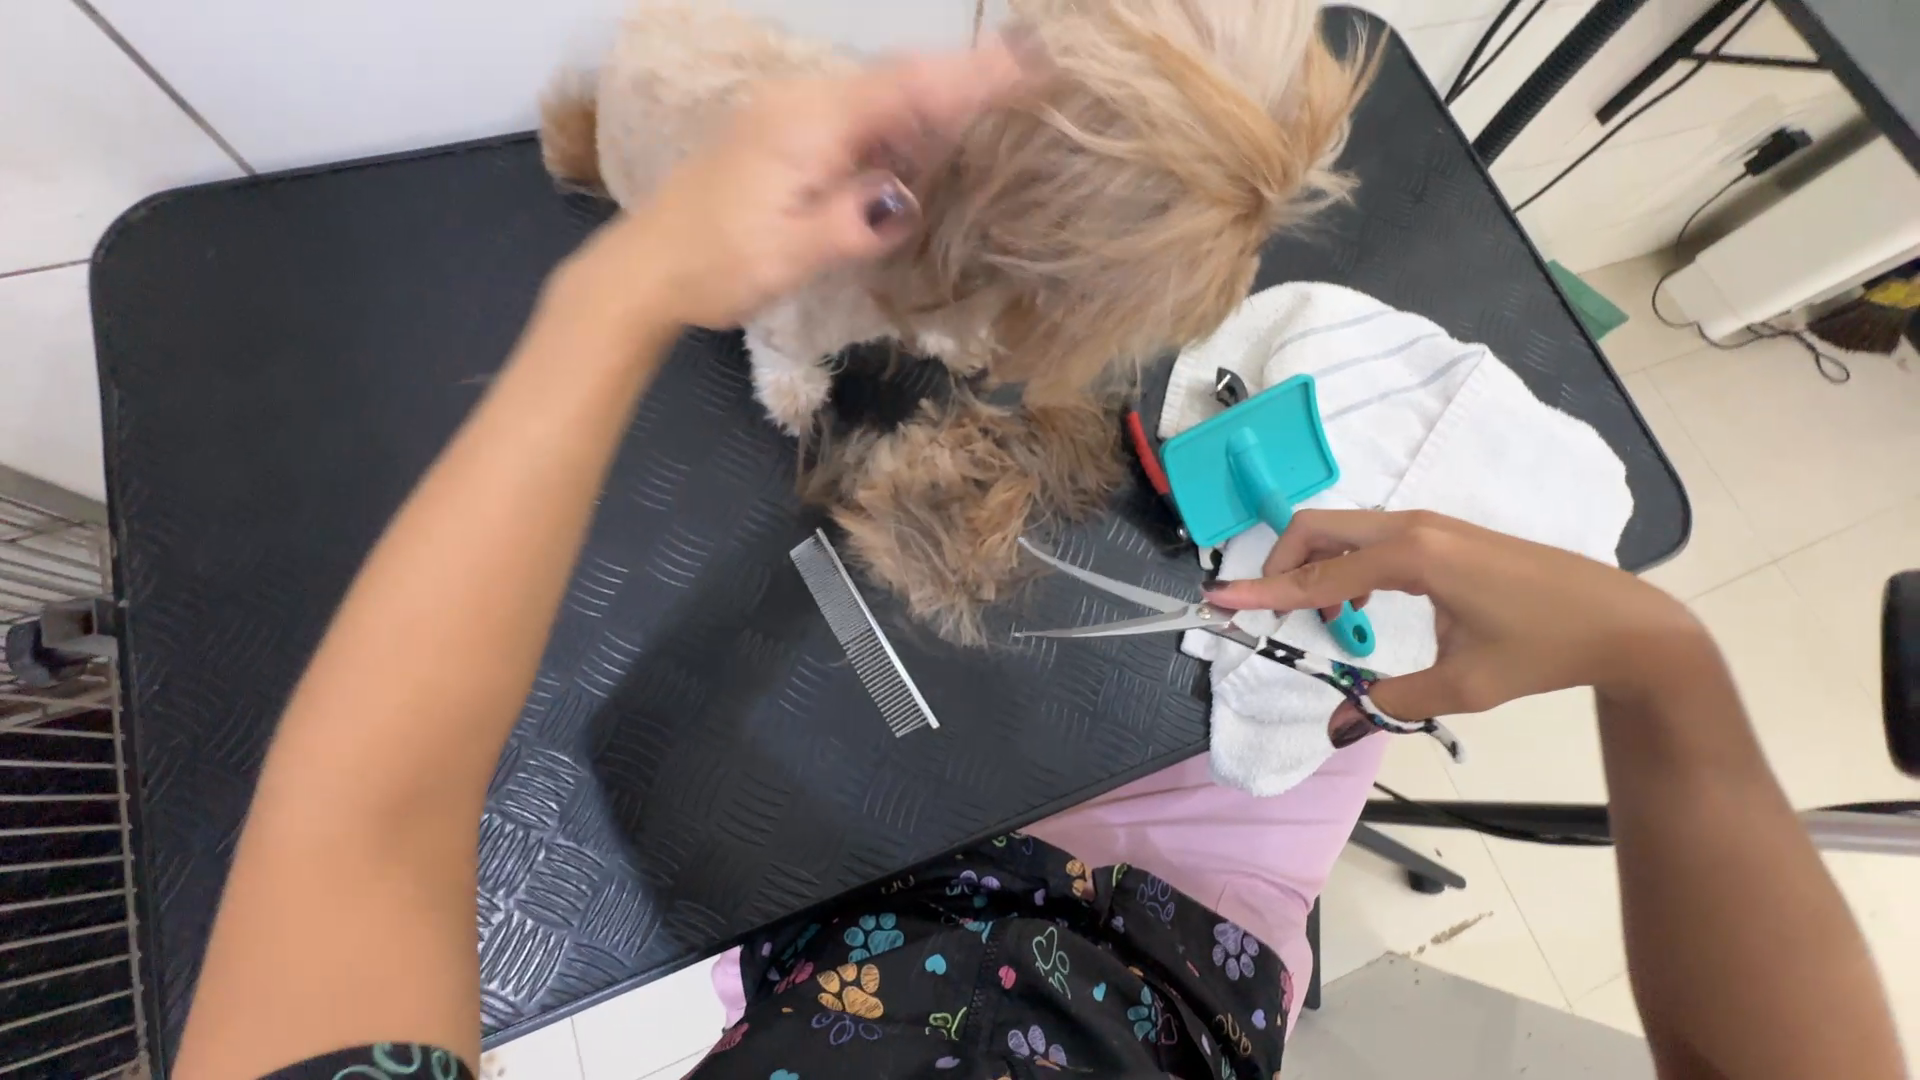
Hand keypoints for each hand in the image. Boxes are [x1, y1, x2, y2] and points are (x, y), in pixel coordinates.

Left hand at [557, 38, 1036, 332]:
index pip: (905, 88)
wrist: (647, 267)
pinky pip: (858, 127)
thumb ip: (851, 224)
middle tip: (1026, 90)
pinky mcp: (786, 142)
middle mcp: (803, 106)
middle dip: (962, 87)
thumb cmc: (715, 264)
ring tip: (988, 123)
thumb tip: (906, 201)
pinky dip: (898, 137)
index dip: (970, 76)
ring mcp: (793, 121)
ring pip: (880, 104)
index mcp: (809, 124)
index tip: (1030, 63)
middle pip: (899, 85)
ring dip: (932, 113)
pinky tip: (917, 159)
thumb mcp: (788, 254)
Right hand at [1205, 510, 1712, 719]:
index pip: (1318, 575)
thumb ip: (1392, 697)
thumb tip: (1339, 724)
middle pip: (1316, 527)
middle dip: (1283, 565)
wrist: (1627, 622)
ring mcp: (1427, 523)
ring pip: (1340, 528)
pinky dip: (1346, 564)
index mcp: (1413, 558)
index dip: (1264, 592)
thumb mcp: (1465, 686)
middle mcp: (1412, 527)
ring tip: (1334, 619)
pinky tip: (1366, 603)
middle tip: (1281, 612)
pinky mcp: (1439, 531)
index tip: (1219, 598)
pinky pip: (1368, 537)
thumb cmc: (1546, 651)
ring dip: (1317, 567)